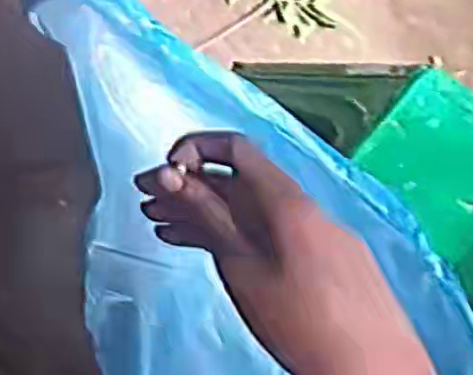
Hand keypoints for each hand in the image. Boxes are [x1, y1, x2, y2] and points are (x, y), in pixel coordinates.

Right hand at [134, 131, 433, 374]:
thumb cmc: (307, 324)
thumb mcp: (242, 264)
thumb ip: (206, 213)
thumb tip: (170, 173)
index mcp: (289, 204)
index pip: (234, 147)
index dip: (193, 149)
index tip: (167, 173)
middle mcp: (306, 213)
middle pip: (235, 181)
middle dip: (186, 186)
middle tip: (147, 196)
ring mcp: (319, 241)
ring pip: (246, 210)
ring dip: (201, 212)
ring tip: (160, 222)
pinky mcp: (325, 268)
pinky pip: (265, 234)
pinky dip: (228, 234)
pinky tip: (192, 244)